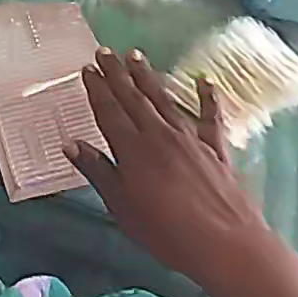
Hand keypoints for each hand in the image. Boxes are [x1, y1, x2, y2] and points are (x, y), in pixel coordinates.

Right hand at [66, 51, 297, 296]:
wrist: (227, 245)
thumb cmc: (165, 230)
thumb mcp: (120, 205)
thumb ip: (97, 171)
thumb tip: (70, 143)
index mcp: (133, 148)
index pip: (109, 111)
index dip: (97, 88)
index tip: (87, 69)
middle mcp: (160, 135)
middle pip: (134, 98)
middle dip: (117, 73)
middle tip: (105, 51)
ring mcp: (190, 139)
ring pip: (164, 100)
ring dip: (148, 77)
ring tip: (136, 56)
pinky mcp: (216, 150)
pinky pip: (209, 117)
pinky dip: (207, 98)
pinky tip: (204, 82)